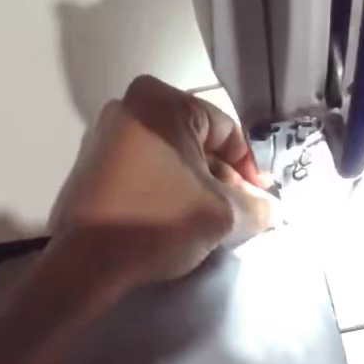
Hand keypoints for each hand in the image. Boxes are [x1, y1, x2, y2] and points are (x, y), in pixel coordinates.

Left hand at [47, 75, 274, 292]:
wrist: (88, 261)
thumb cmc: (160, 220)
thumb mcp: (221, 215)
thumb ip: (256, 207)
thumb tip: (275, 210)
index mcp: (161, 102)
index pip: (225, 130)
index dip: (249, 168)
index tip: (260, 200)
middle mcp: (128, 107)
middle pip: (196, 143)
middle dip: (223, 179)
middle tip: (240, 214)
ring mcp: (104, 138)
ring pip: (171, 160)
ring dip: (197, 188)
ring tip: (212, 223)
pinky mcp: (91, 169)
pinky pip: (145, 172)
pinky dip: (168, 191)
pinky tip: (177, 221)